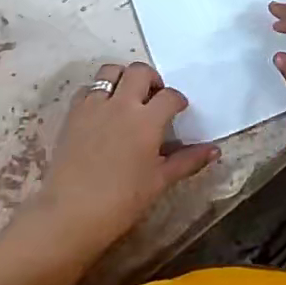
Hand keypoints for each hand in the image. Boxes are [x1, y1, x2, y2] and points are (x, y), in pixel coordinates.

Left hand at [33, 62, 219, 246]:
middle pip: (140, 71)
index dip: (178, 100)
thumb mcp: (160, 181)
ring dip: (123, 77)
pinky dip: (97, 91)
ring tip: (127, 96)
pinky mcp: (73, 113)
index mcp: (147, 120)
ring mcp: (94, 106)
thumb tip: (214, 150)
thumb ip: (187, 160)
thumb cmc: (122, 200)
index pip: (170, 96)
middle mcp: (121, 104)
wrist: (71, 213)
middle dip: (152, 79)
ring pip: (110, 71)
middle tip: (154, 97)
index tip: (179, 109)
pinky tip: (102, 110)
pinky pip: (87, 88)